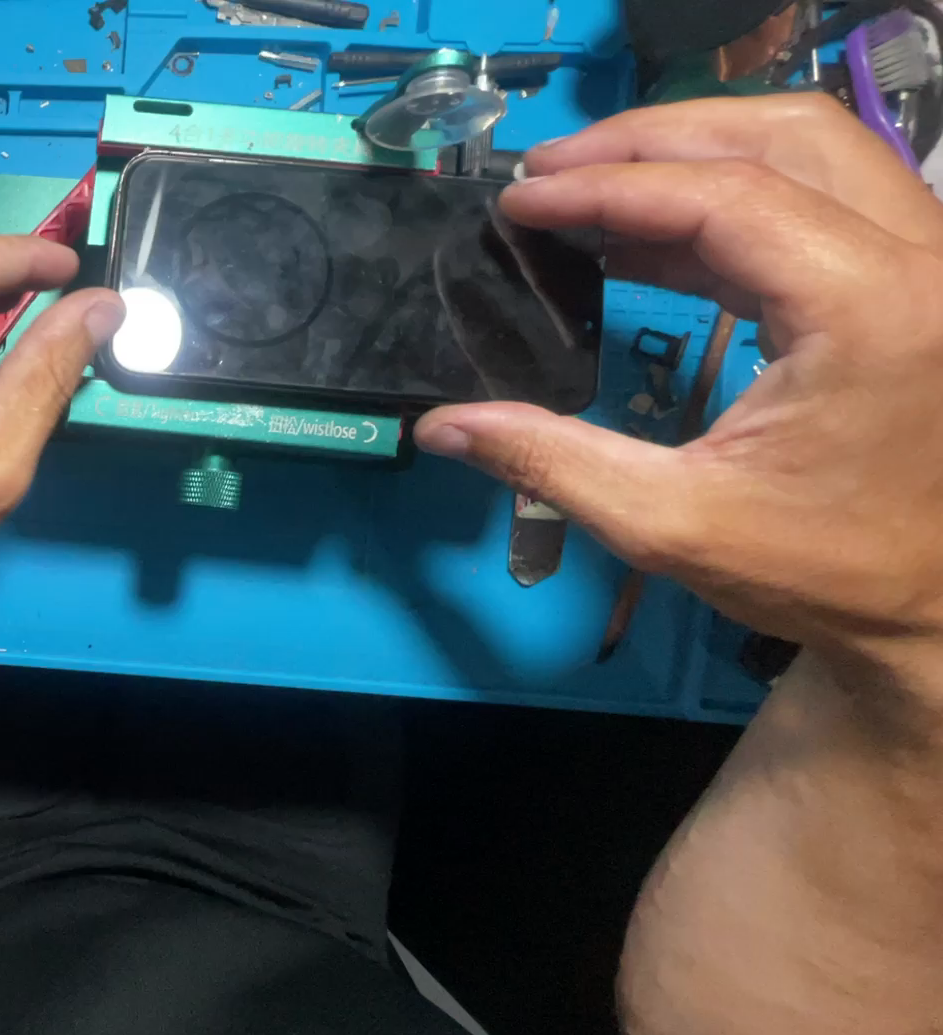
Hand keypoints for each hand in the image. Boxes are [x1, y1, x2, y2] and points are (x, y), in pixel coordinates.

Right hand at [415, 95, 942, 697]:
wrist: (938, 603)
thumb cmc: (816, 567)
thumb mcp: (661, 521)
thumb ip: (544, 461)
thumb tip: (436, 426)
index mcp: (871, 311)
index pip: (727, 200)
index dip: (608, 188)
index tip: (517, 199)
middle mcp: (920, 263)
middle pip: (784, 137)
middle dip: (650, 137)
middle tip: (544, 169)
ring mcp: (921, 268)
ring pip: (805, 154)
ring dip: (681, 155)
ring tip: (576, 185)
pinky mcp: (898, 288)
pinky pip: (801, 208)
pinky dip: (704, 208)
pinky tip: (624, 242)